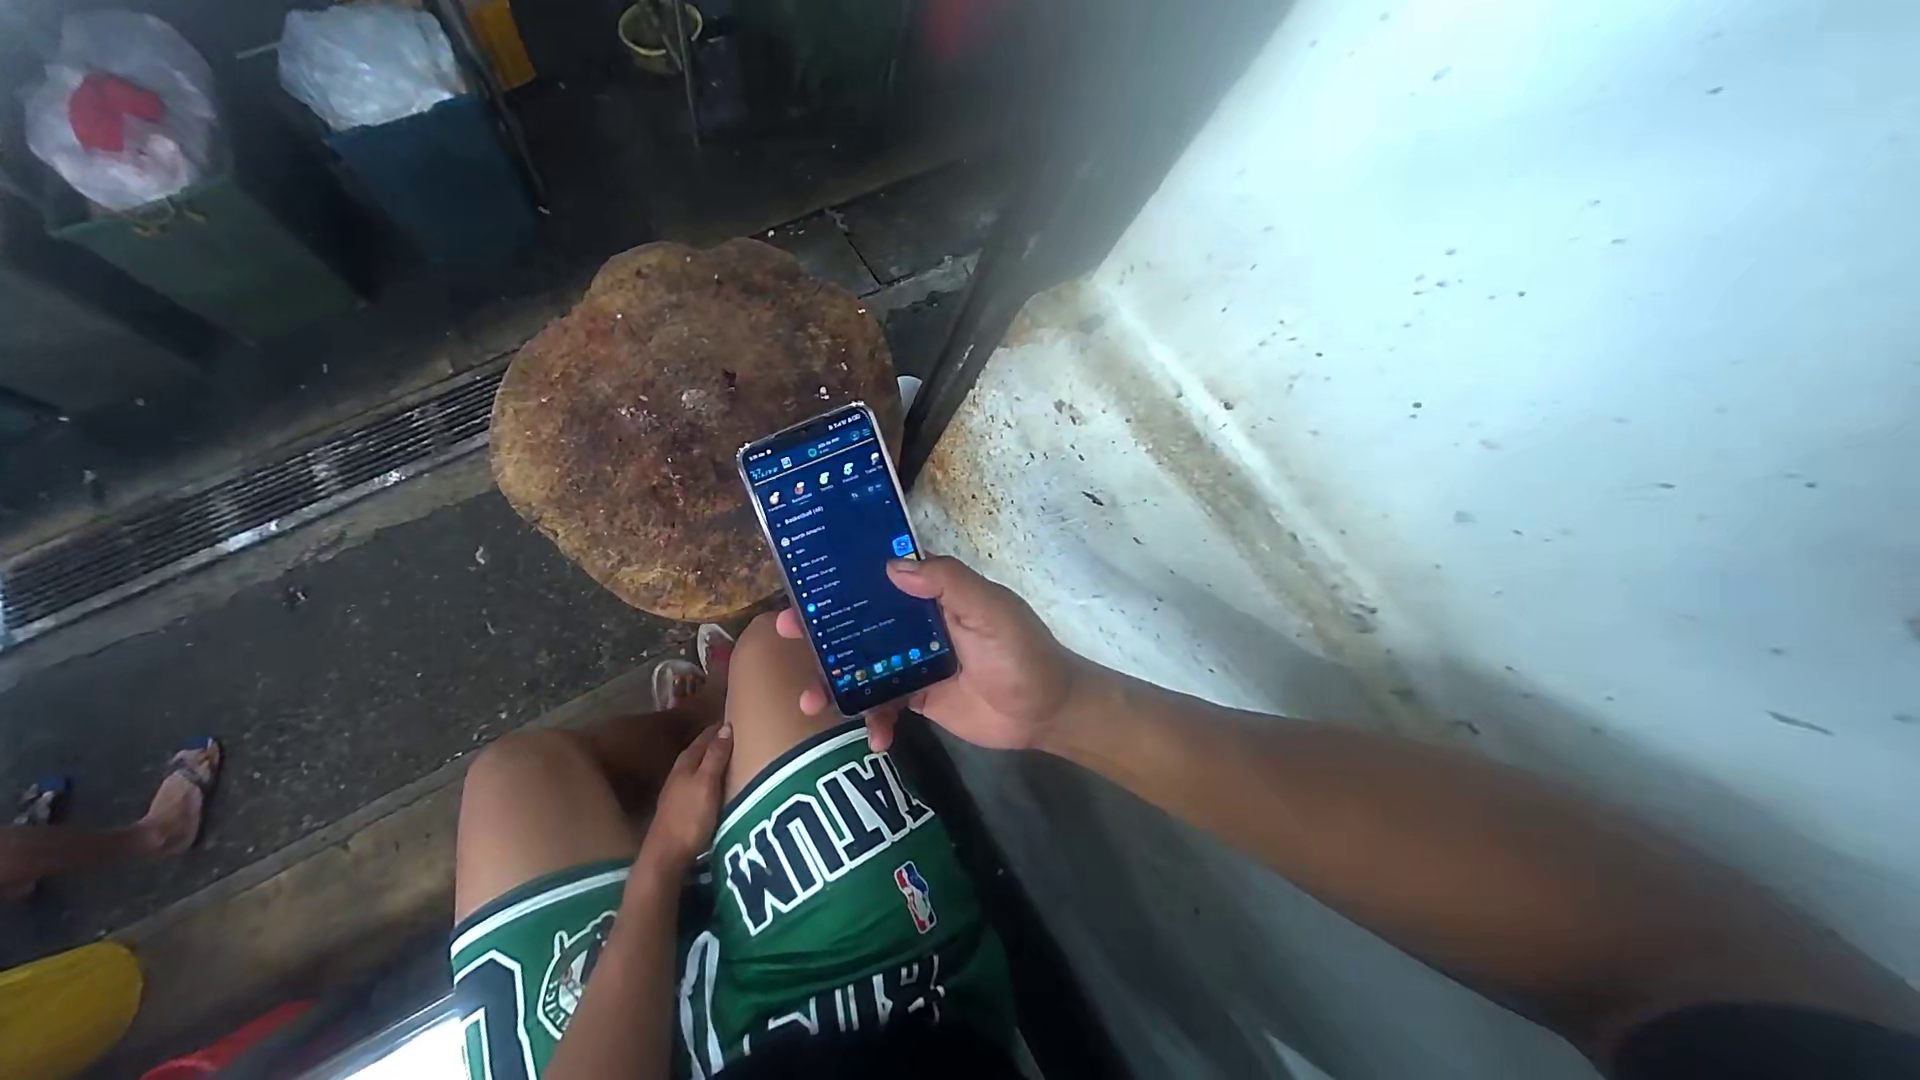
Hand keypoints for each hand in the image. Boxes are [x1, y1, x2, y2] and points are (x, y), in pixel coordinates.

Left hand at [637, 723, 731, 873]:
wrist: (665, 857)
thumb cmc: (690, 817)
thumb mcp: (707, 783)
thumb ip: (716, 755)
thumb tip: (726, 726)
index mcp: (686, 761)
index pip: (706, 735)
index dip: (722, 726)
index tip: (741, 717)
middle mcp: (680, 771)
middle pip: (702, 748)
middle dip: (720, 739)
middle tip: (744, 734)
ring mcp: (678, 789)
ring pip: (701, 764)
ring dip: (717, 758)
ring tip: (737, 755)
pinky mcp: (682, 806)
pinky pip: (701, 780)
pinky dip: (713, 774)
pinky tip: (722, 781)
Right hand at [774, 556, 1082, 752]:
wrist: (1045, 711)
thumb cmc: (1021, 651)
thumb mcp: (989, 609)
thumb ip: (947, 583)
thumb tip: (891, 566)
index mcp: (932, 596)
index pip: (880, 579)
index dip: (843, 579)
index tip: (805, 581)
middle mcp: (915, 626)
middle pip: (859, 623)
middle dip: (820, 629)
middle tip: (783, 631)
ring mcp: (914, 665)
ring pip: (862, 668)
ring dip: (833, 683)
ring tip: (807, 702)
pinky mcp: (919, 700)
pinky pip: (884, 707)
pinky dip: (874, 722)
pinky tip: (874, 739)